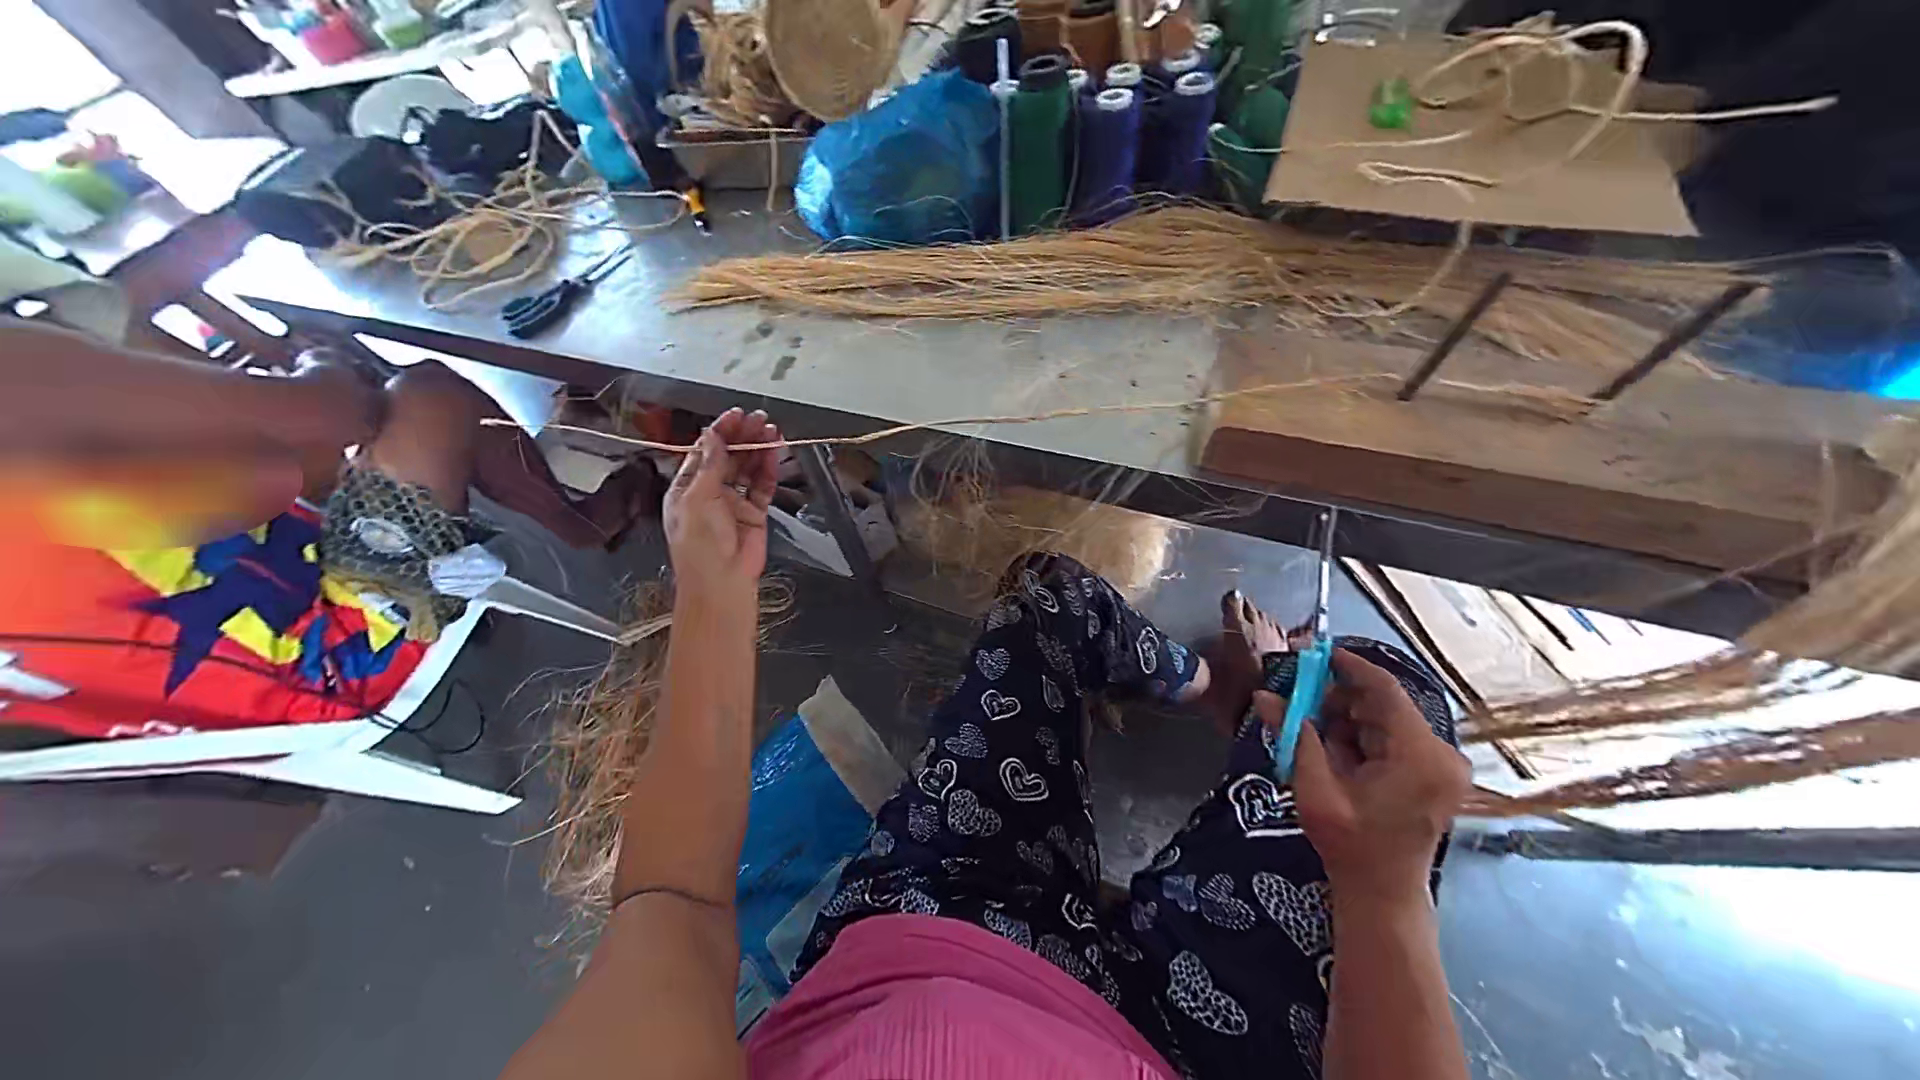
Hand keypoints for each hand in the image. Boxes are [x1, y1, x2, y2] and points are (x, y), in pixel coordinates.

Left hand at [663, 408, 778, 602]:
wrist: (722, 582)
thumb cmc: (700, 546)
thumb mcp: (697, 499)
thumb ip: (710, 465)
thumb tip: (713, 436)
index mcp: (687, 488)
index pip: (704, 452)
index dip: (720, 432)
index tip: (736, 415)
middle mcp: (710, 492)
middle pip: (728, 456)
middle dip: (743, 437)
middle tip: (759, 420)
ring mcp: (733, 502)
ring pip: (748, 468)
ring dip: (758, 449)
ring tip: (772, 431)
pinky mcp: (754, 513)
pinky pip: (763, 486)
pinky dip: (769, 469)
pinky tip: (774, 454)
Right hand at [1259, 648, 1468, 906]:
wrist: (1382, 892)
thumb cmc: (1349, 843)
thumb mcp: (1313, 787)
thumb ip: (1293, 735)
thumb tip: (1263, 695)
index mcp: (1419, 756)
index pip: (1385, 691)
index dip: (1348, 666)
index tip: (1314, 651)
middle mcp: (1440, 754)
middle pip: (1383, 704)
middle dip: (1338, 697)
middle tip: (1298, 700)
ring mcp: (1440, 764)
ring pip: (1383, 718)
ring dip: (1345, 718)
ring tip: (1312, 734)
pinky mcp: (1432, 772)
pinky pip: (1390, 736)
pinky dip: (1358, 734)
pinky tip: (1333, 750)